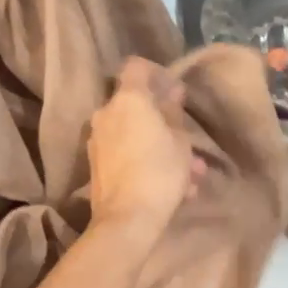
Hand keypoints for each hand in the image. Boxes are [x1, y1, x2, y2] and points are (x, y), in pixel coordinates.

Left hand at [86, 57, 203, 238]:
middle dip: (164, 120)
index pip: (137, 67)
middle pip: (136, 105)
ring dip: (160, 147)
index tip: (176, 92)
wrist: (126, 220)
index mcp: (128, 99)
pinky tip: (174, 188)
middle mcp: (106, 114)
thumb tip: (171, 93)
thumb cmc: (159, 173)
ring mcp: (98, 141)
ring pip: (134, 135)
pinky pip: (126, 155)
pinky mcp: (97, 166)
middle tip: (188, 140)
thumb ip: (174, 113)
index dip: (158, 73)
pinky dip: (146, 163)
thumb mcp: (180, 142)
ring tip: (191, 174)